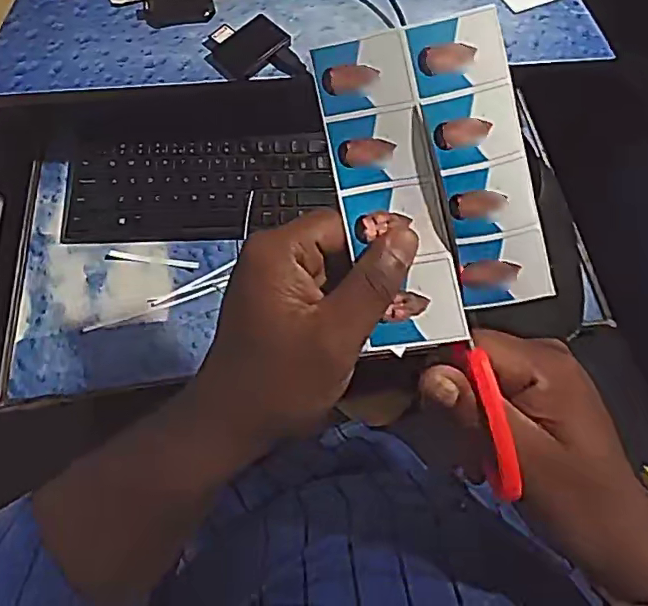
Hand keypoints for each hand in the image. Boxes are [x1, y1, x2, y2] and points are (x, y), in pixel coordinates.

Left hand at [182, 209, 418, 448]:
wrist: (232, 424)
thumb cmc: (278, 382)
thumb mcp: (337, 333)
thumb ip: (373, 283)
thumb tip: (403, 236)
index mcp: (277, 250)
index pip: (338, 222)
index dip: (378, 239)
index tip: (416, 260)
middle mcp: (272, 255)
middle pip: (337, 245)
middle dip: (375, 272)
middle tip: (411, 299)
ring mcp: (274, 279)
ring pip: (334, 270)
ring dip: (365, 293)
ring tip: (399, 318)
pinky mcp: (279, 302)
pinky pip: (322, 292)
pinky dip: (347, 307)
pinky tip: (374, 328)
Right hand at [419, 331, 647, 602]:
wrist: (625, 543)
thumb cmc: (583, 505)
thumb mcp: (525, 462)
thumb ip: (477, 413)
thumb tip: (431, 374)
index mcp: (545, 362)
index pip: (468, 343)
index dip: (446, 376)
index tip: (444, 417)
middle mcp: (542, 354)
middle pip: (469, 358)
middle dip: (457, 402)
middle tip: (469, 449)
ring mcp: (540, 371)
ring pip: (473, 376)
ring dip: (467, 417)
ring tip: (481, 457)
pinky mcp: (535, 389)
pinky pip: (488, 390)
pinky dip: (480, 420)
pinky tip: (490, 450)